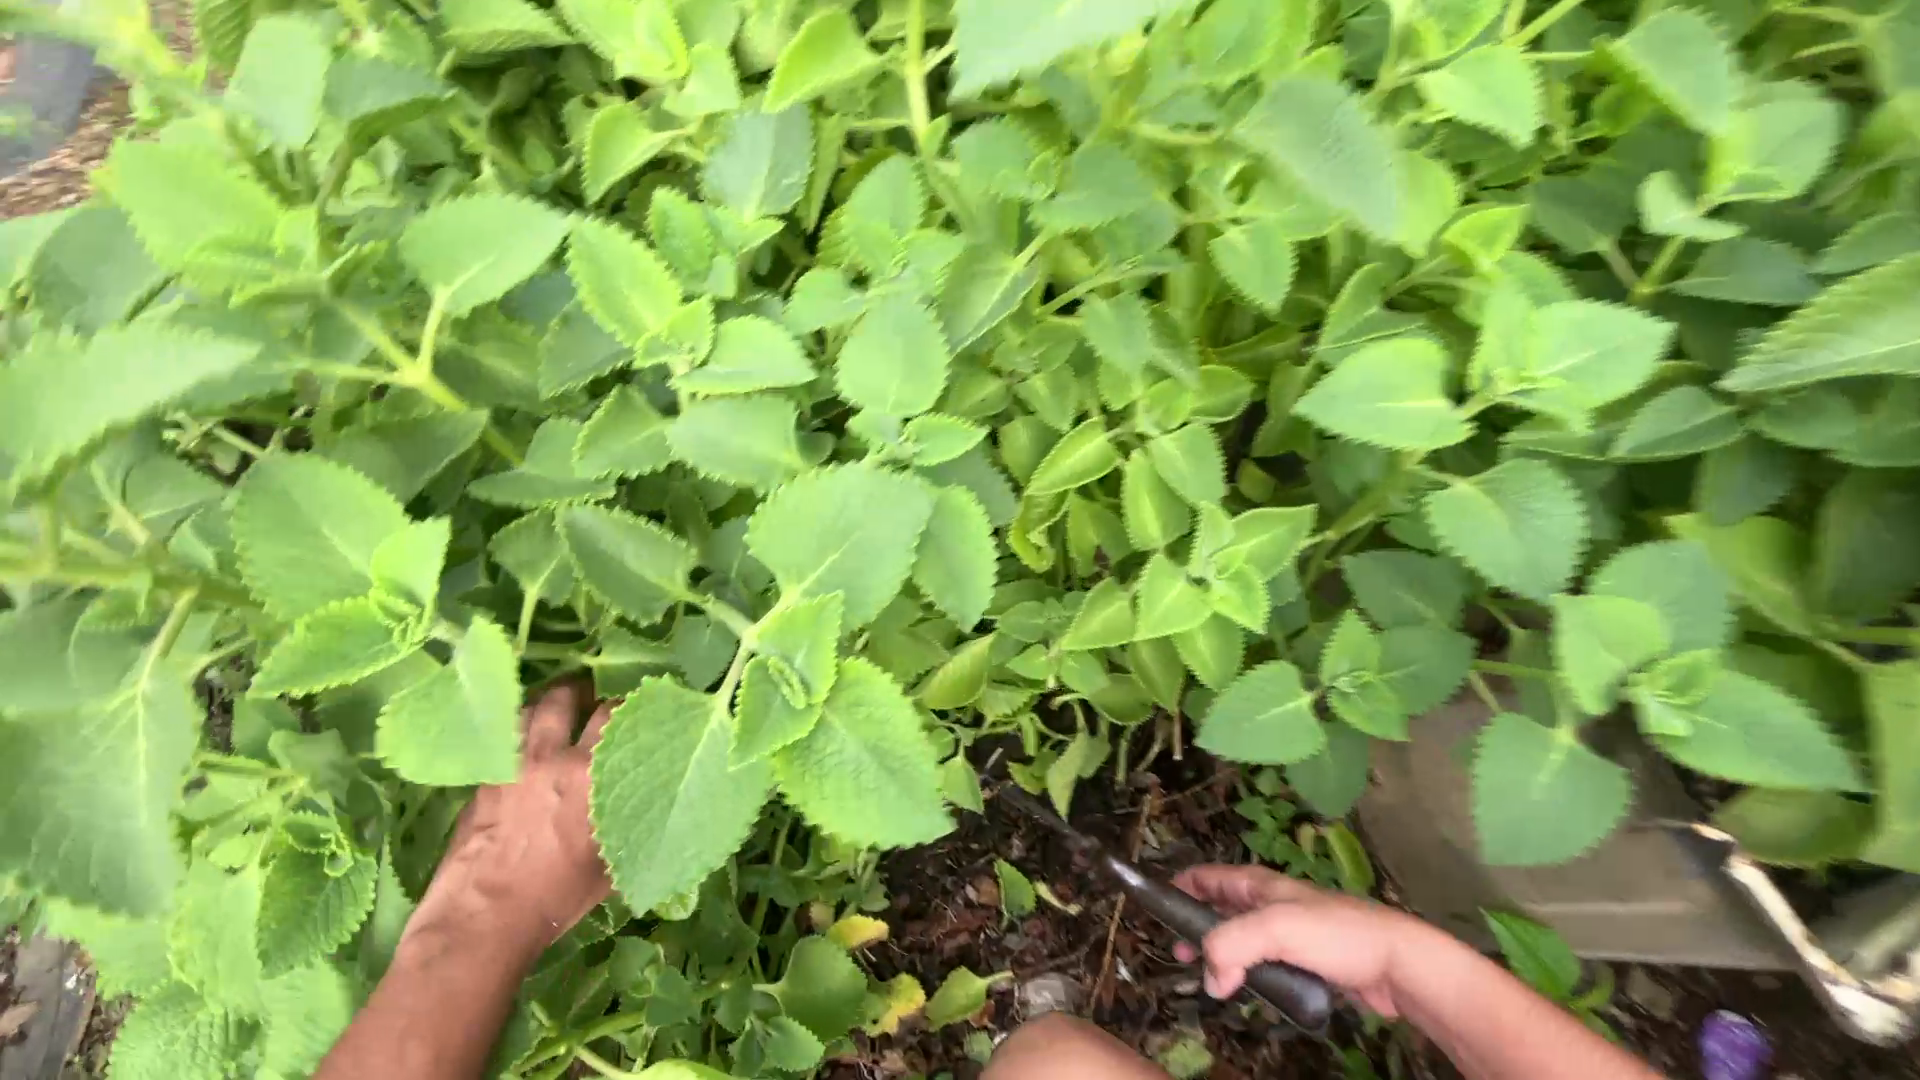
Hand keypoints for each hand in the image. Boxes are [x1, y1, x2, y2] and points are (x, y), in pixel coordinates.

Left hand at [401, 682, 612, 963]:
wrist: (482, 921)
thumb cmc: (558, 896)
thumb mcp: (613, 860)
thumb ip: (631, 819)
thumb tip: (653, 803)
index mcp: (594, 773)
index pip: (617, 714)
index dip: (628, 704)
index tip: (635, 706)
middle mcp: (554, 757)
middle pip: (569, 697)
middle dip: (584, 689)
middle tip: (593, 692)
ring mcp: (513, 764)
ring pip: (529, 709)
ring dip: (546, 703)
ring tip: (556, 705)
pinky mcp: (483, 779)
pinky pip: (502, 738)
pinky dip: (517, 731)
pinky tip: (524, 740)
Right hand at [1171, 864, 1458, 1017]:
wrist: (1396, 962)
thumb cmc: (1332, 933)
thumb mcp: (1273, 929)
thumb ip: (1230, 946)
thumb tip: (1208, 977)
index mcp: (1255, 883)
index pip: (1204, 877)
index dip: (1177, 889)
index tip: (1157, 913)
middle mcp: (1266, 901)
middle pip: (1217, 909)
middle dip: (1195, 930)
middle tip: (1181, 958)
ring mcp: (1285, 931)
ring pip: (1240, 940)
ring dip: (1223, 957)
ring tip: (1214, 981)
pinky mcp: (1303, 960)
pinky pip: (1263, 964)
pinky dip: (1249, 974)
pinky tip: (1249, 992)